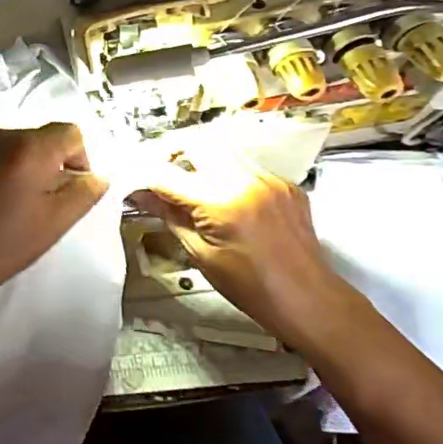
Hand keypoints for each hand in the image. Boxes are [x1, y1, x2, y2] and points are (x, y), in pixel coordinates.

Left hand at [0, 124, 108, 317]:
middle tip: (36, 204)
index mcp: (28, 149)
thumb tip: (95, 175)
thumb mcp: (54, 224)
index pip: (70, 132)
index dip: (78, 158)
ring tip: (4, 205)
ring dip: (15, 166)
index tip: (68, 189)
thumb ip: (84, 192)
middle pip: (36, 138)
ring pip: (6, 145)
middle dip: (45, 164)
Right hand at [130, 156, 352, 343]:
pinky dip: (229, 176)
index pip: (168, 174)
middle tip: (160, 173)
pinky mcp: (287, 185)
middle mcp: (246, 180)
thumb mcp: (200, 254)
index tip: (132, 181)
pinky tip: (227, 201)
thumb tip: (142, 195)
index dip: (144, 175)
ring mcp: (270, 180)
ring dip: (201, 161)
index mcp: (221, 201)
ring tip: (191, 186)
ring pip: (224, 151)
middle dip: (173, 152)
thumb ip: (170, 216)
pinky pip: (248, 168)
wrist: (310, 301)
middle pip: (198, 143)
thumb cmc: (250, 287)